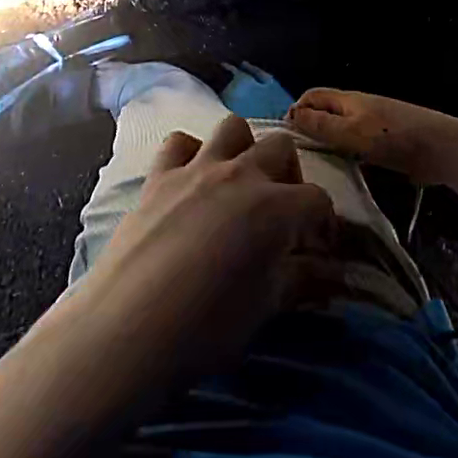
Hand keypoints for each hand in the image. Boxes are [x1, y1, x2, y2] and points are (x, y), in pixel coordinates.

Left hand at [80, 114, 337, 370]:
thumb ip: (301, 280)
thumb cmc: (207, 326)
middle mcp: (242, 175)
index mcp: (276, 207)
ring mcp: (198, 169)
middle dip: (290, 174)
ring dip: (243, 148)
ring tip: (239, 182)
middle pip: (281, 148)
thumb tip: (329, 274)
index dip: (323, 223)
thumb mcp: (266, 307)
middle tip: (282, 209)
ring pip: (233, 127)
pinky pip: (179, 142)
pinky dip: (190, 154)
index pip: (317, 200)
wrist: (127, 330)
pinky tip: (190, 180)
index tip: (317, 248)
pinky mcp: (159, 176)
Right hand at [289, 88, 457, 185]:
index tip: (284, 139)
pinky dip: (346, 157)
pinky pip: (356, 147)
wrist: (441, 149)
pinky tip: (341, 176)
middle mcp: (357, 109)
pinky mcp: (385, 144)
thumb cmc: (394, 137)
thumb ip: (322, 124)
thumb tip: (291, 115)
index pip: (312, 96)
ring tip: (313, 171)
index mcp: (348, 100)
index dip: (295, 110)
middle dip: (309, 130)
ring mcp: (373, 126)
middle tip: (295, 160)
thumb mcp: (352, 132)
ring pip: (340, 132)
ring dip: (327, 147)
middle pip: (325, 113)